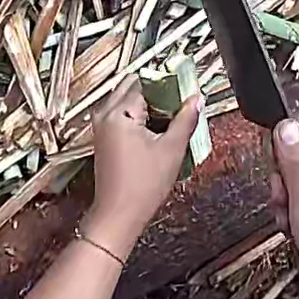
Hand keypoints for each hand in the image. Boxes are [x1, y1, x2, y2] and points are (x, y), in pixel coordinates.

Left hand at [83, 78, 203, 257]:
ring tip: (171, 117)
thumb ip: (186, 119)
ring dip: (149, 103)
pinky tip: (158, 128)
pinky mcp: (104, 136)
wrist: (118, 214)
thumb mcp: (171, 149)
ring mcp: (102, 125)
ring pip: (127, 98)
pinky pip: (122, 113)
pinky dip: (140, 115)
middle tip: (180, 102)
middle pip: (134, 86)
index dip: (169, 85)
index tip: (186, 90)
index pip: (147, 83)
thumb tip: (196, 100)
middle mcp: (105, 114)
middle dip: (158, 91)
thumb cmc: (140, 187)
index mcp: (120, 113)